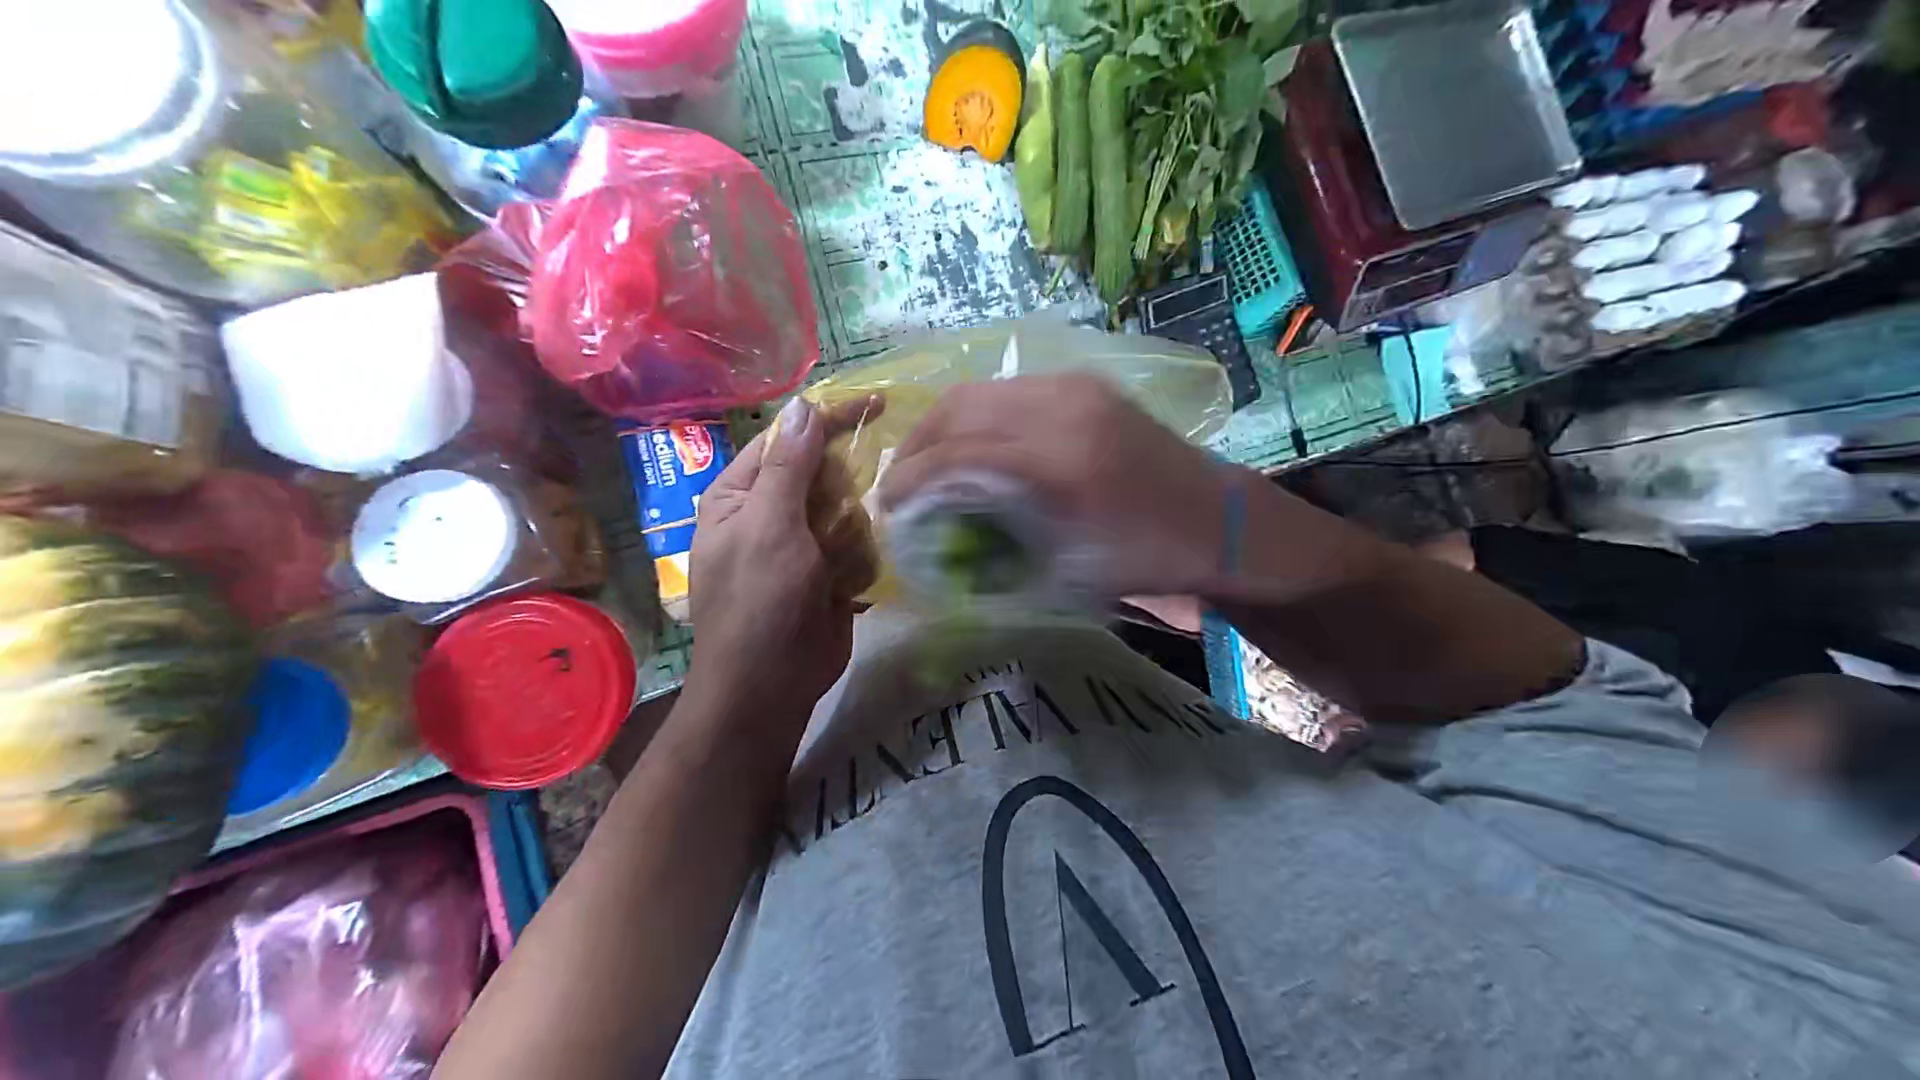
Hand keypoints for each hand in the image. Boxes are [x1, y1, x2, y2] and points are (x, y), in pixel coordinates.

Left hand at [687, 397, 878, 719]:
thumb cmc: (759, 601)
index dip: (828, 420)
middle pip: (823, 474)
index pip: (787, 439)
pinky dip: (858, 563)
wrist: (770, 686)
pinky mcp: (828, 573)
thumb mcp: (769, 526)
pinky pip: (857, 546)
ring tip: (836, 568)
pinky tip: (846, 590)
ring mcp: (801, 545)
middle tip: (840, 523)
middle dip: (843, 492)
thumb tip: (804, 405)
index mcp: (741, 495)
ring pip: (848, 511)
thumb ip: (789, 466)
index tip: (876, 404)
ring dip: (852, 535)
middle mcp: (770, 513)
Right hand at [874, 374, 1233, 597]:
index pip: (958, 456)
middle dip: (916, 445)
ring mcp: (1076, 387)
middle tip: (901, 481)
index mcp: (1062, 466)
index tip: (887, 504)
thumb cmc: (1148, 559)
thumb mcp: (1067, 568)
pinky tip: (973, 445)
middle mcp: (1064, 409)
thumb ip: (994, 540)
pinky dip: (976, 416)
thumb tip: (938, 525)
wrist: (1220, 521)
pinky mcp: (1084, 382)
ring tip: (928, 462)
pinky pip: (1008, 390)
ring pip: (979, 392)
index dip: (910, 478)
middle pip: (958, 409)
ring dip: (942, 426)